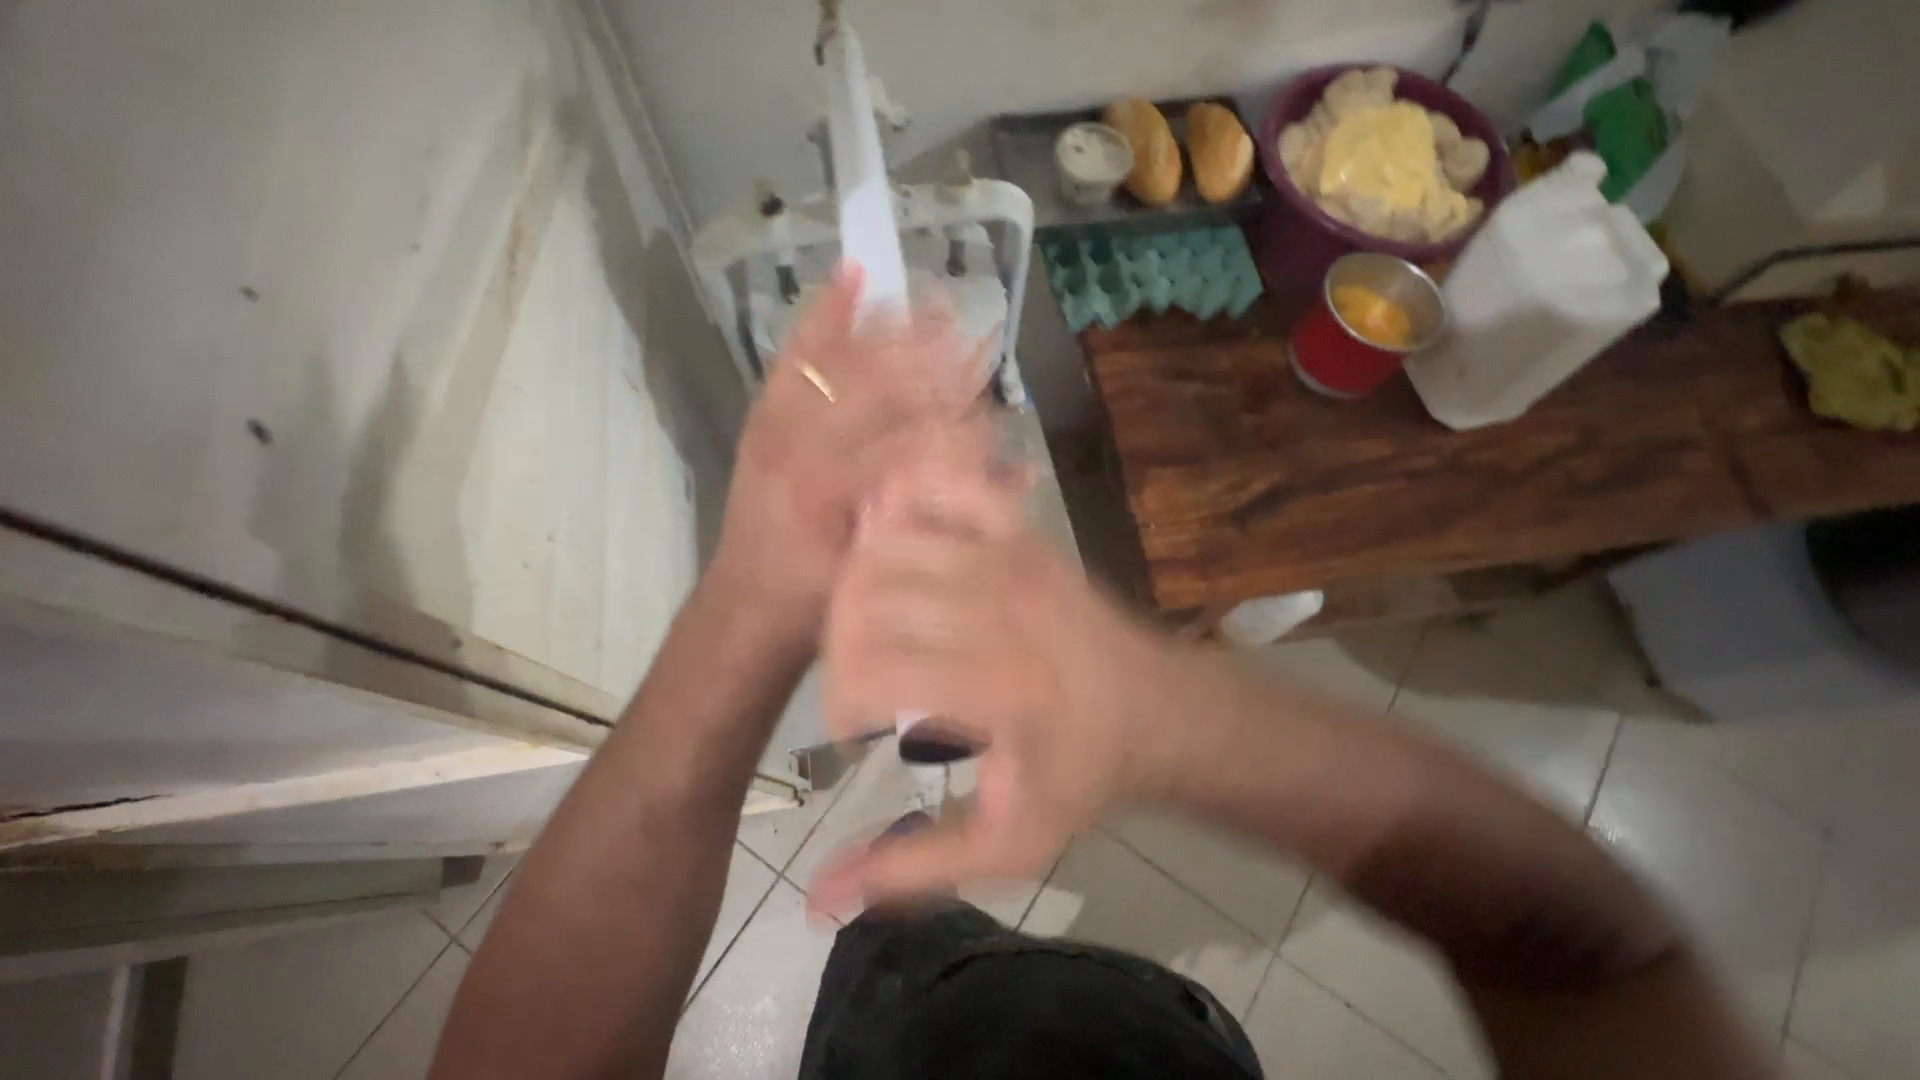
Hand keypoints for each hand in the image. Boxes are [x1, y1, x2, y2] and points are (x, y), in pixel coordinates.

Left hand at [712, 264, 987, 615]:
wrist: (746, 603)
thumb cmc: (823, 599)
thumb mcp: (890, 566)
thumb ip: (951, 517)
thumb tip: (1022, 471)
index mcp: (834, 492)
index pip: (913, 438)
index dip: (959, 420)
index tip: (995, 404)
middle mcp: (800, 447)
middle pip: (878, 387)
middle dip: (931, 360)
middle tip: (976, 335)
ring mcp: (775, 425)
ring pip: (840, 361)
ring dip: (890, 330)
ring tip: (934, 304)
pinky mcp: (762, 415)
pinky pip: (794, 356)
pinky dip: (823, 315)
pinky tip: (852, 275)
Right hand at [809, 429, 1193, 913]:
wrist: (1159, 710)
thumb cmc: (1081, 778)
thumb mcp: (1006, 844)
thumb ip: (912, 867)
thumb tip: (817, 901)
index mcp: (997, 692)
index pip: (868, 672)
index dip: (839, 704)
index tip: (856, 729)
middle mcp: (999, 613)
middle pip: (866, 600)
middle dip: (839, 643)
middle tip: (856, 677)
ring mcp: (1013, 560)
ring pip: (888, 545)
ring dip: (857, 585)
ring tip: (868, 626)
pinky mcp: (1022, 535)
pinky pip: (947, 489)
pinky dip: (907, 501)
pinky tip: (889, 536)